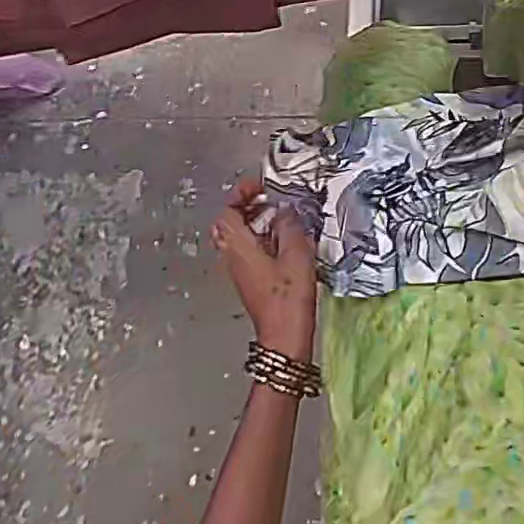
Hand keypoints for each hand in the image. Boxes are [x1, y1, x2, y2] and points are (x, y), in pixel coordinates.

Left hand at [211, 176, 316, 360]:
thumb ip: (290, 226)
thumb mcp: (296, 254)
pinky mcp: (250, 280)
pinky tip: (284, 241)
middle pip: (229, 223)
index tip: (259, 187)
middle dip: (247, 206)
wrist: (284, 336)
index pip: (228, 211)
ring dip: (256, 222)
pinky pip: (249, 251)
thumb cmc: (287, 297)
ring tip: (280, 216)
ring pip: (239, 237)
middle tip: (269, 199)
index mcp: (238, 246)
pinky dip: (262, 238)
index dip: (241, 194)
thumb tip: (286, 212)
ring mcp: (239, 271)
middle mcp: (232, 257)